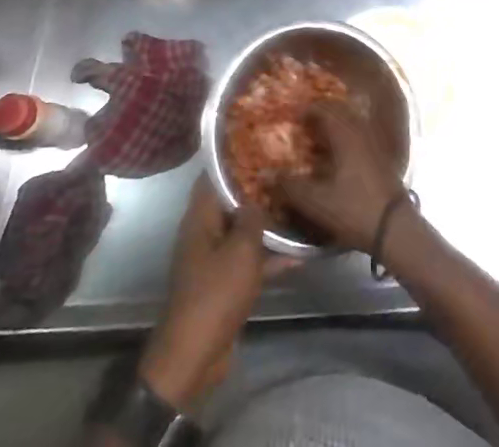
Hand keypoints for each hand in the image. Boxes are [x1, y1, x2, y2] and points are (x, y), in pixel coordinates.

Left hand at [139, 178, 286, 407]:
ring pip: (242, 233)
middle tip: (289, 178)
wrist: (197, 350)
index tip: (261, 148)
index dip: (233, 162)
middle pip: (230, 204)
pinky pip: (248, 261)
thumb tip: (258, 193)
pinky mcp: (224, 283)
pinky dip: (269, 258)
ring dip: (267, 227)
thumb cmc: (216, 293)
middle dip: (256, 192)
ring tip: (300, 212)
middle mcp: (203, 232)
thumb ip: (251, 219)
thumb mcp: (240, 251)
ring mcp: (213, 259)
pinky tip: (301, 256)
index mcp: (199, 218)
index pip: (212, 178)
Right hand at [278, 101, 405, 253]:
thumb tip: (266, 175)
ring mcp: (377, 147)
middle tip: (304, 125)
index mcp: (345, 136)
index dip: (306, 110)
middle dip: (322, 115)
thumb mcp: (314, 200)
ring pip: (354, 125)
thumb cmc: (354, 210)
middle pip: (341, 112)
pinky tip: (338, 158)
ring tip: (319, 139)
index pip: (324, 109)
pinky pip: (362, 139)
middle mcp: (362, 134)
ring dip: (336, 127)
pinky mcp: (384, 162)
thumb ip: (288, 186)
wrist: (398, 232)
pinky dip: (347, 140)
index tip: (291, 117)